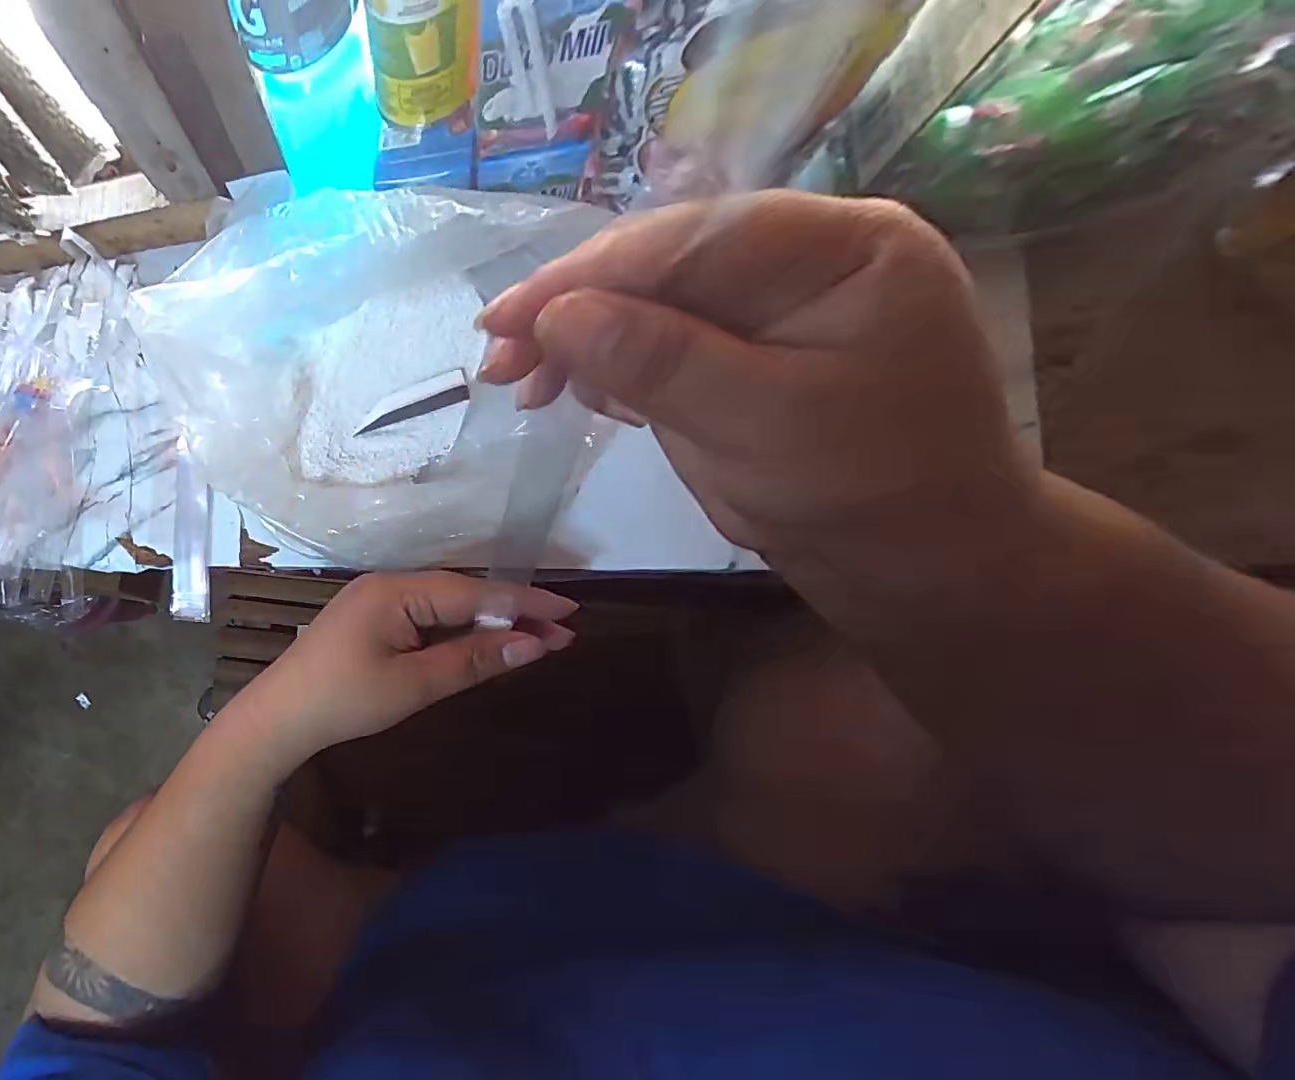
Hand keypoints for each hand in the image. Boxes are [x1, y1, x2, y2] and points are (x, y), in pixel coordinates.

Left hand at [225, 572, 577, 765]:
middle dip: (511, 612)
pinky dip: (457, 630)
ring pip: (445, 604)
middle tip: (560, 632)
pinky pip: (425, 615)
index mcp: (396, 590)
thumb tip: (532, 645)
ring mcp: (377, 599)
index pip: (474, 592)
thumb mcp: (414, 684)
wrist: (279, 716)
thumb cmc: (344, 701)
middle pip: (462, 593)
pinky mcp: (372, 617)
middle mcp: (388, 583)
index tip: (570, 612)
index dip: (524, 603)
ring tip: (533, 638)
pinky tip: (482, 640)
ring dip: (486, 621)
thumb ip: (473, 660)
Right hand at [477, 192, 1038, 588]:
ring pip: (641, 305)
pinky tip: (574, 393)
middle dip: (569, 311)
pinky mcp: (728, 353)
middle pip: (655, 265)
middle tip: (498, 361)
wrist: (904, 557)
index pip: (686, 239)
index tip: (502, 320)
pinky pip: (650, 344)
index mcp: (834, 248)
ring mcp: (757, 309)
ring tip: (524, 388)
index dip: (584, 274)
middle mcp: (794, 261)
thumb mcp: (756, 423)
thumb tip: (555, 315)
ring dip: (575, 343)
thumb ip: (658, 360)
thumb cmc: (858, 490)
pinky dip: (603, 369)